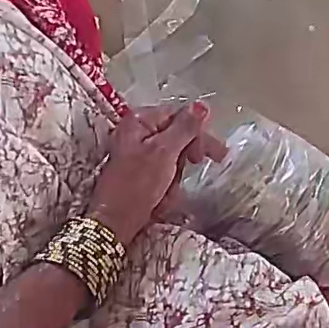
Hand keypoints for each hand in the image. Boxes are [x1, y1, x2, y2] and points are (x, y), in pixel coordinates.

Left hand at [88, 102, 224, 243]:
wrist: (115, 221)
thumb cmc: (137, 184)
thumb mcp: (164, 152)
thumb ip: (185, 128)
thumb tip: (202, 106)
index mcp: (140, 120)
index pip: (180, 116)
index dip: (197, 132)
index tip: (212, 152)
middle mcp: (138, 132)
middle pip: (178, 134)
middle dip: (186, 154)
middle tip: (197, 164)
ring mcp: (139, 153)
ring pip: (174, 156)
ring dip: (177, 175)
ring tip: (169, 189)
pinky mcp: (142, 172)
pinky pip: (166, 172)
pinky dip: (168, 185)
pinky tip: (164, 196)